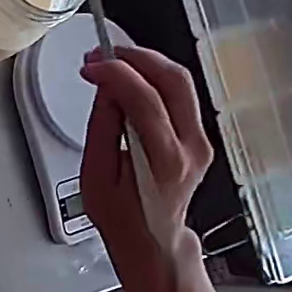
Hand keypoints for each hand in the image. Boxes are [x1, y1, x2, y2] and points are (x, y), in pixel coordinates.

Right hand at [79, 45, 212, 291]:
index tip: (91, 66)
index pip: (146, 101)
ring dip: (146, 65)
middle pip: (174, 82)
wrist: (151, 238)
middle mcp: (191, 147)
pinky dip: (153, 80)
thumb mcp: (94, 176)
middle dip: (137, 59)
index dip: (116, 75)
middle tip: (103, 54)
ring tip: (113, 62)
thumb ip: (102, 130)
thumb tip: (106, 92)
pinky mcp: (197, 137)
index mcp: (163, 162)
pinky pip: (180, 96)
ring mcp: (200, 141)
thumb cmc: (120, 216)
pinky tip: (129, 79)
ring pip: (181, 84)